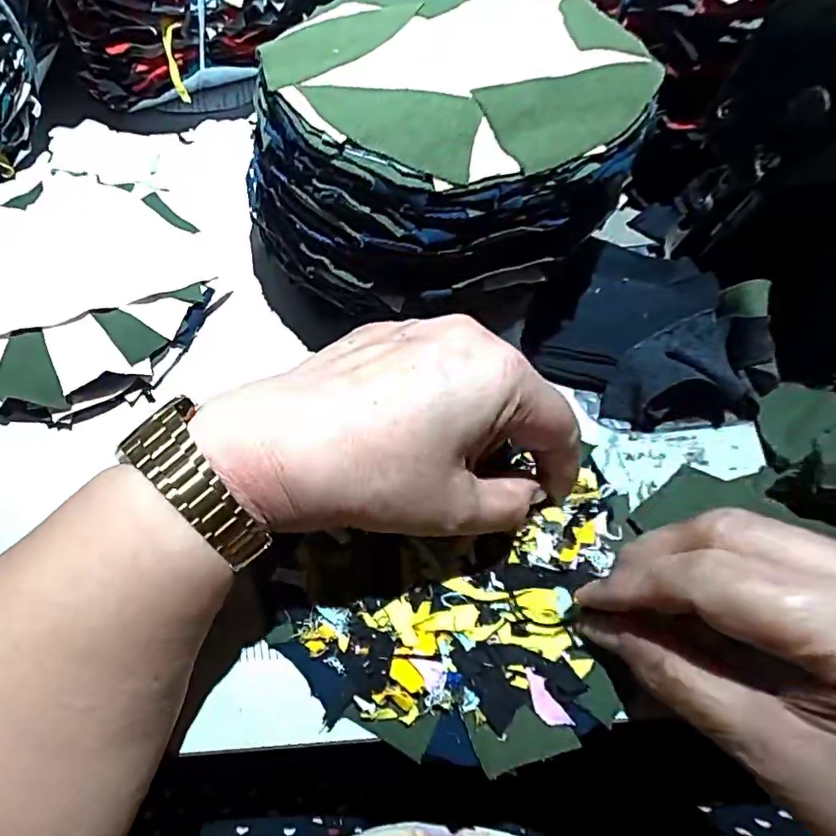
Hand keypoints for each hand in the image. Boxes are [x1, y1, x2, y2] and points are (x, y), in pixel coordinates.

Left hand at [188, 315, 579, 534]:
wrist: (272, 444)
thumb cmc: (376, 478)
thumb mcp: (455, 509)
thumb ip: (512, 505)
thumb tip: (527, 493)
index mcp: (500, 372)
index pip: (560, 423)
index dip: (563, 468)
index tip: (548, 500)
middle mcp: (468, 334)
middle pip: (518, 393)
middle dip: (517, 442)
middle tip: (492, 484)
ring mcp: (419, 325)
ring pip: (476, 375)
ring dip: (478, 418)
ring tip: (445, 457)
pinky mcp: (379, 331)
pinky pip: (433, 364)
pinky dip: (439, 397)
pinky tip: (403, 429)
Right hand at [575, 510, 835, 835]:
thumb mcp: (785, 765)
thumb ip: (684, 680)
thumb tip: (608, 630)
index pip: (728, 574)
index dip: (641, 582)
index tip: (584, 602)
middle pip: (748, 531)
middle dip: (661, 556)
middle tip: (609, 595)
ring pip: (775, 536)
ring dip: (697, 560)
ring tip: (645, 595)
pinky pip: (809, 563)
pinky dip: (742, 577)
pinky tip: (711, 604)